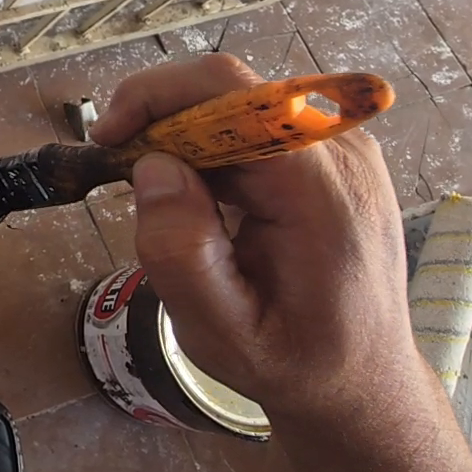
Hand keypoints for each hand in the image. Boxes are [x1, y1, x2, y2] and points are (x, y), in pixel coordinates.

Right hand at [96, 54, 471, 471]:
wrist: (364, 382)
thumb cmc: (292, 362)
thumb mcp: (220, 332)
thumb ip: (181, 254)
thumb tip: (152, 167)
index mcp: (321, 194)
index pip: (231, 96)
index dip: (156, 97)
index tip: (107, 140)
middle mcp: (339, 153)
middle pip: (225, 89)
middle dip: (156, 114)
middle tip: (116, 163)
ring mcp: (337, 147)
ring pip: (230, 100)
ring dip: (175, 130)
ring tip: (154, 187)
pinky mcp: (324, 152)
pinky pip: (245, 118)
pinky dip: (199, 140)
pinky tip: (190, 187)